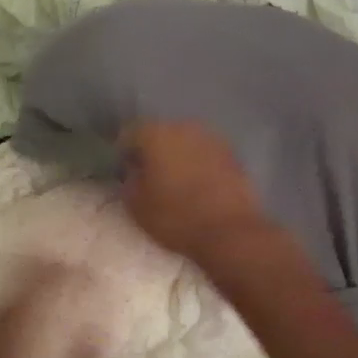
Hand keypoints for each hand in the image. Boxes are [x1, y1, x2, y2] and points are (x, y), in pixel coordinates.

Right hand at [120, 121, 274, 263]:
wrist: (229, 231)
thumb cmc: (176, 217)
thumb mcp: (136, 206)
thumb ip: (129, 181)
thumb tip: (133, 172)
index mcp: (156, 133)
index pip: (130, 134)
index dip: (124, 153)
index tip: (124, 171)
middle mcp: (184, 126)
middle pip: (161, 133)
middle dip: (154, 151)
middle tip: (150, 176)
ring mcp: (212, 138)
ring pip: (186, 142)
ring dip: (179, 156)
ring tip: (176, 181)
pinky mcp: (233, 154)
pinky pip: (207, 154)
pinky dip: (200, 165)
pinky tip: (199, 185)